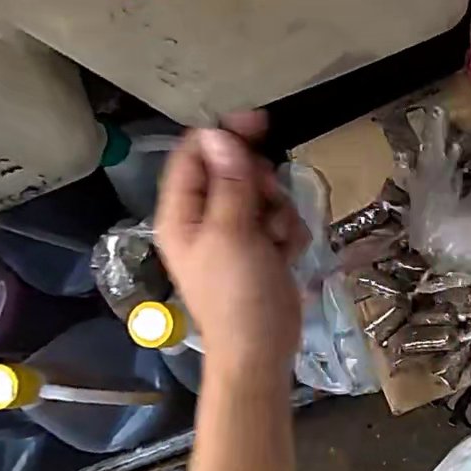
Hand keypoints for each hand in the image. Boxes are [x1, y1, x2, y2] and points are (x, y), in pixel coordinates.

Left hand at [154, 112, 308, 382]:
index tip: (258, 122)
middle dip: (260, 184)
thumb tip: (222, 136)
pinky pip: (280, 221)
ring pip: (265, 197)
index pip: (195, 157)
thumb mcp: (232, 235)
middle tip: (270, 199)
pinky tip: (286, 255)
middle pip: (235, 173)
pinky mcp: (263, 249)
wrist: (260, 349)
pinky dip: (288, 233)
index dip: (223, 136)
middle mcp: (206, 218)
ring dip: (279, 212)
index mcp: (182, 213)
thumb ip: (229, 185)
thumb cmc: (237, 296)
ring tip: (278, 240)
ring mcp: (236, 235)